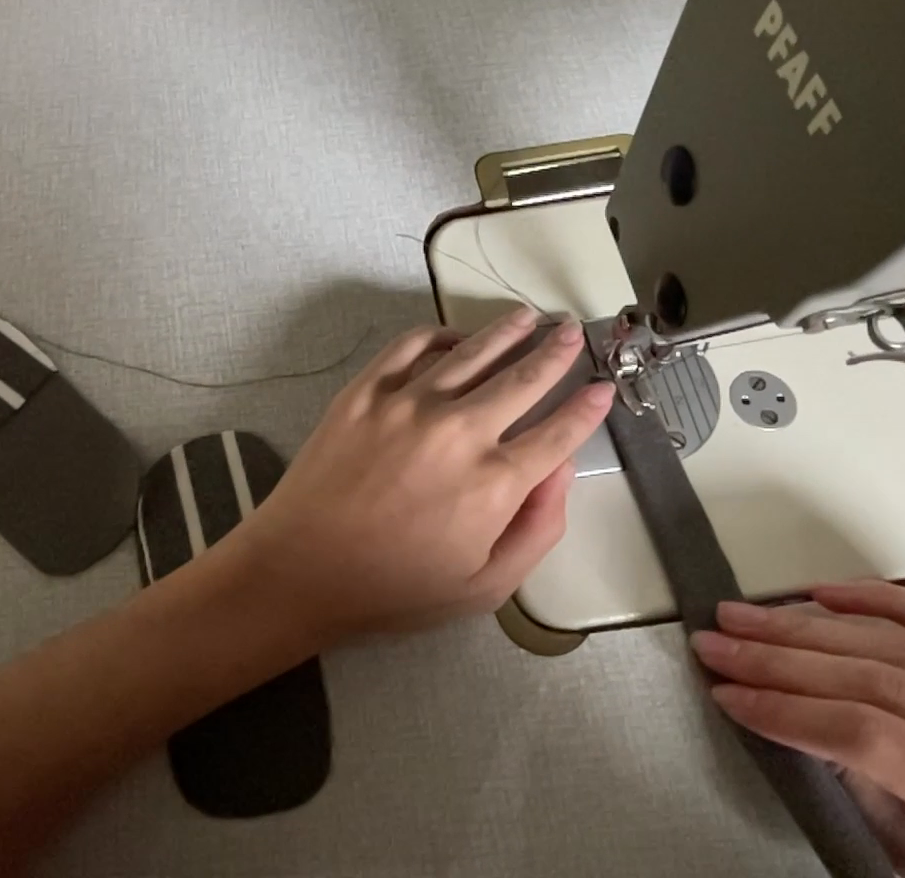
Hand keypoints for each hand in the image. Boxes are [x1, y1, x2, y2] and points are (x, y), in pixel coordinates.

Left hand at [225, 307, 612, 640]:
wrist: (301, 567)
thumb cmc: (394, 587)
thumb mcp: (484, 586)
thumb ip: (537, 529)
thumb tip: (561, 470)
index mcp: (494, 483)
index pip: (558, 433)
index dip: (587, 408)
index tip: (603, 387)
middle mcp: (459, 431)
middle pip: (523, 379)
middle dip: (556, 352)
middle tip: (572, 332)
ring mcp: (409, 403)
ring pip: (473, 352)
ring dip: (506, 331)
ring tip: (527, 317)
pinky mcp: (366, 390)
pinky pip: (410, 346)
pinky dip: (439, 335)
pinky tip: (454, 336)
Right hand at [692, 581, 904, 877]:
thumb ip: (881, 805)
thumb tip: (803, 728)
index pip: (874, 737)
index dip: (786, 710)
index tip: (727, 694)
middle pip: (882, 678)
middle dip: (780, 658)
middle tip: (717, 642)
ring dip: (811, 624)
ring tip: (748, 616)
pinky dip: (888, 600)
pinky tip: (829, 593)